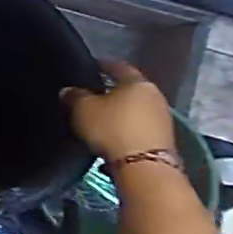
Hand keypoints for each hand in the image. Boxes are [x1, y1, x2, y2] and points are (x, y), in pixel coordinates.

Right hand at [61, 60, 175, 161]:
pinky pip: (140, 129)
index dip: (103, 65)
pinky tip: (113, 138)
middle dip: (113, 91)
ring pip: (136, 110)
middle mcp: (155, 96)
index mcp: (137, 82)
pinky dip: (127, 130)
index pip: (118, 66)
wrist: (145, 168)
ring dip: (121, 113)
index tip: (92, 65)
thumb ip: (74, 97)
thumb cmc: (113, 129)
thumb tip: (68, 91)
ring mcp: (162, 119)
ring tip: (102, 119)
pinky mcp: (164, 141)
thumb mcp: (83, 110)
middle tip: (94, 95)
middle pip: (130, 89)